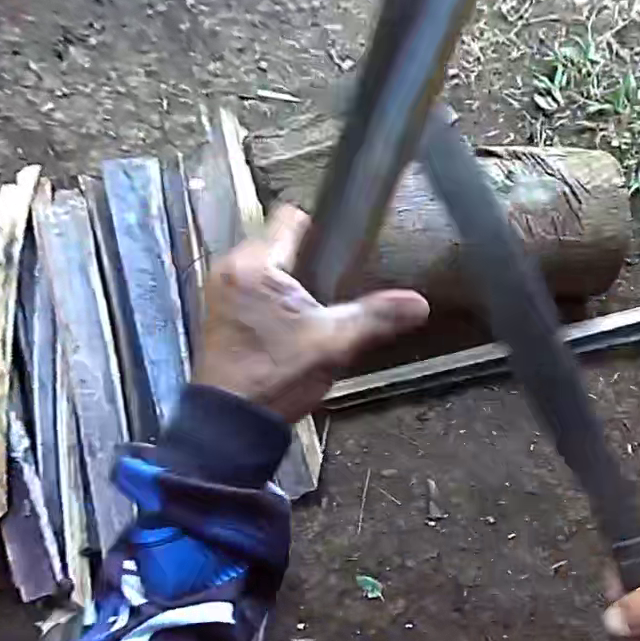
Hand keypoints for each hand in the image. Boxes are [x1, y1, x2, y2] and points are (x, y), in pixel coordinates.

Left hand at [195, 204, 430, 420]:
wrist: (235, 421)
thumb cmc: (278, 375)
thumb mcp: (335, 343)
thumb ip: (376, 317)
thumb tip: (419, 303)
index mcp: (254, 265)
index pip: (290, 220)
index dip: (322, 229)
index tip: (343, 251)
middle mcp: (230, 269)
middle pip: (282, 247)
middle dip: (310, 265)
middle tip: (333, 294)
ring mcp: (221, 292)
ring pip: (270, 271)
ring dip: (293, 285)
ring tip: (315, 314)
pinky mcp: (220, 314)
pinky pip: (255, 291)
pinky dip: (275, 301)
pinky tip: (293, 328)